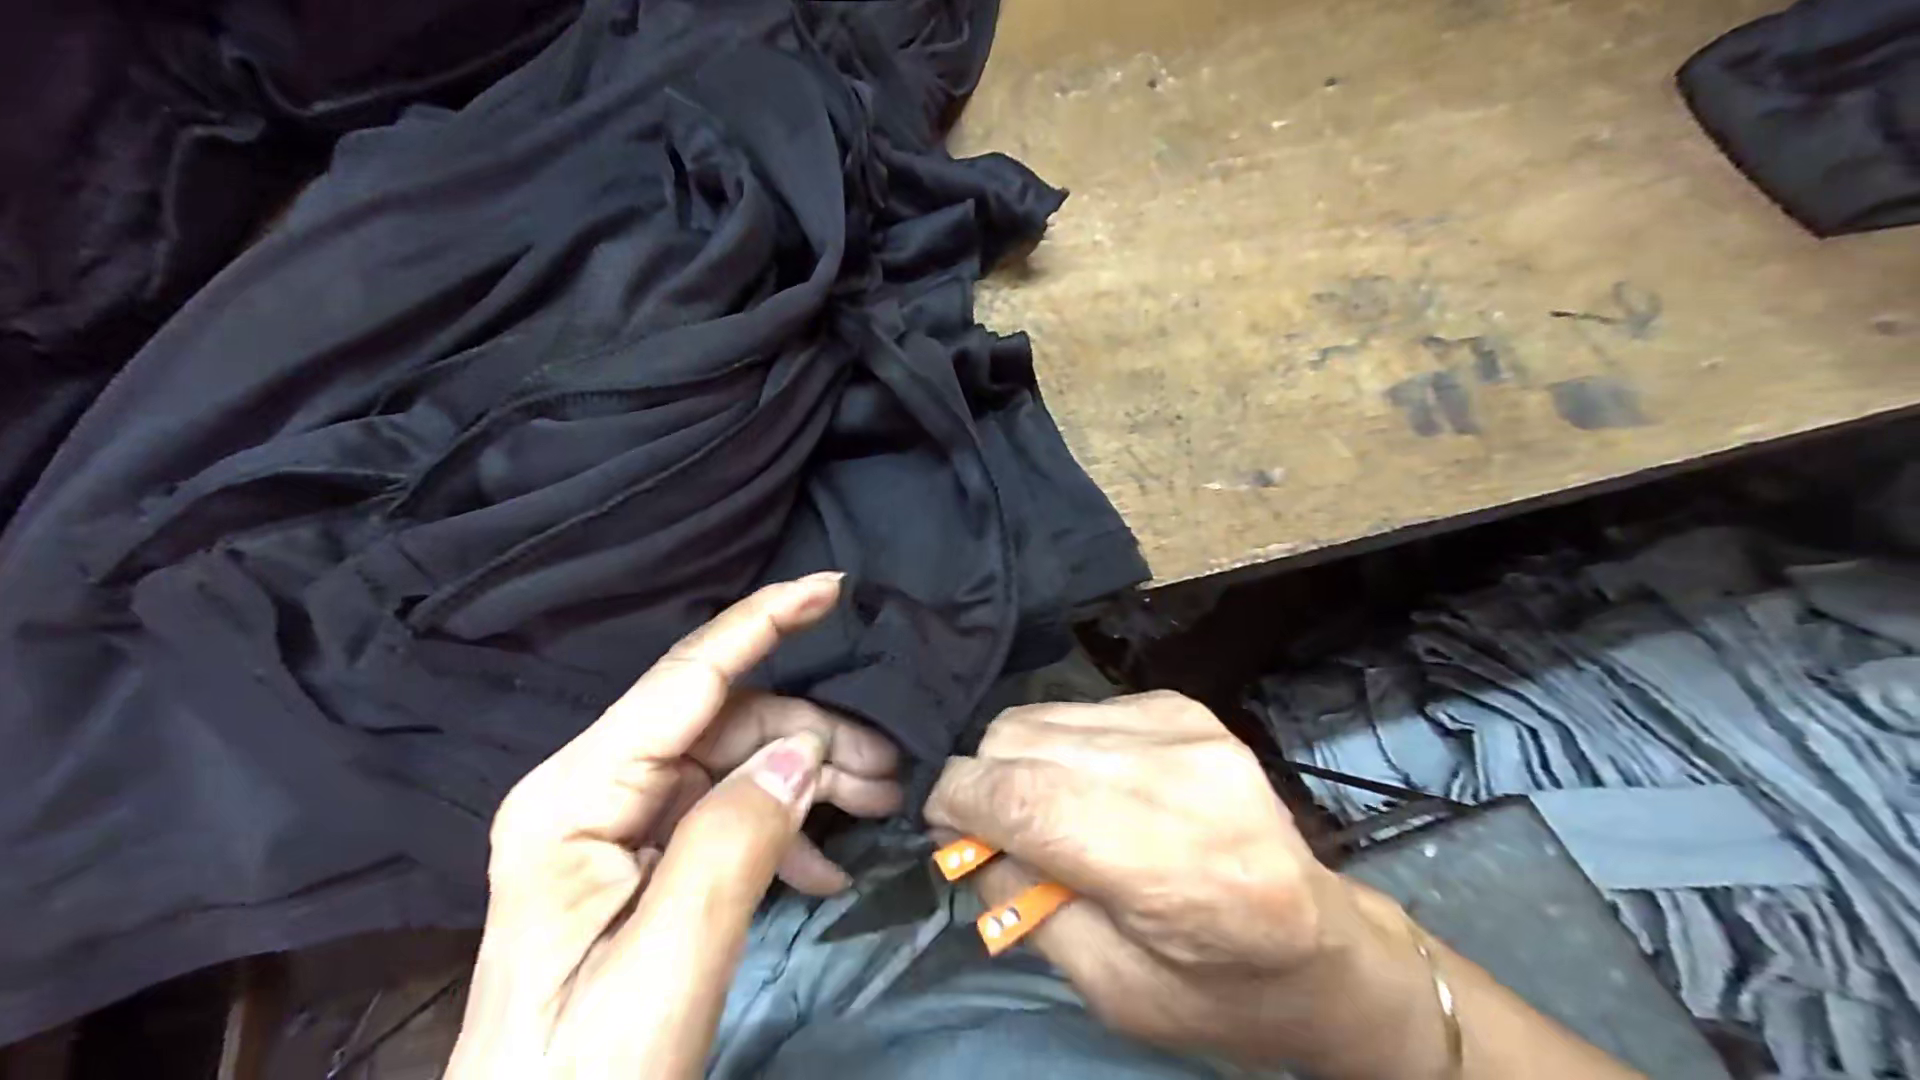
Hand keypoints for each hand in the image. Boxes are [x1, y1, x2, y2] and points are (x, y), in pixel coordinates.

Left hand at [447, 573, 901, 1079]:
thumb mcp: (663, 972)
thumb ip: (734, 845)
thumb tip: (802, 751)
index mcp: (578, 797)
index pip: (687, 678)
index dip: (764, 621)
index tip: (833, 585)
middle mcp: (597, 789)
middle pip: (730, 722)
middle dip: (816, 734)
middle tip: (892, 769)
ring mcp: (623, 823)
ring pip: (742, 762)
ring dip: (814, 779)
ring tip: (882, 804)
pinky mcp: (649, 857)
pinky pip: (733, 811)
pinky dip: (788, 827)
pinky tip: (829, 866)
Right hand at [925, 692, 1450, 1077]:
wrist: (1324, 942)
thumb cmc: (1219, 991)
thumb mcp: (1111, 991)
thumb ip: (1024, 906)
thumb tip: (962, 837)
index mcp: (1179, 869)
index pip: (1030, 801)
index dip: (961, 801)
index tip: (937, 820)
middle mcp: (1185, 775)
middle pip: (1024, 742)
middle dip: (980, 780)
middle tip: (986, 827)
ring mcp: (1185, 727)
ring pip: (1040, 716)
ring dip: (1014, 760)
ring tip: (1034, 807)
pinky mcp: (1180, 706)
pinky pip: (1074, 710)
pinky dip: (1054, 746)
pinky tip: (1080, 785)